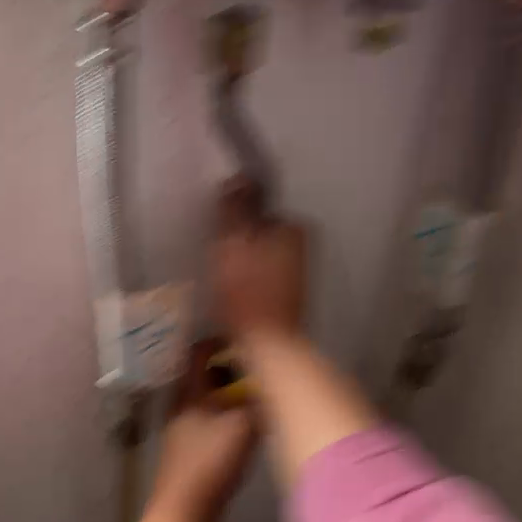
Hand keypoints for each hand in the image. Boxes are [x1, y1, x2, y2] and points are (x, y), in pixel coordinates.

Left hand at [111, 342, 257, 521]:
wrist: (184, 511)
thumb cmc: (211, 461)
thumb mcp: (243, 426)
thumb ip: (260, 401)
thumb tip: (273, 384)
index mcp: (188, 391)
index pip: (199, 351)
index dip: (221, 342)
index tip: (247, 344)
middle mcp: (181, 404)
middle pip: (205, 375)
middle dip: (232, 371)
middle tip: (258, 374)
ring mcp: (182, 428)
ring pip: (208, 400)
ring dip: (231, 396)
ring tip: (257, 400)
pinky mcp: (188, 449)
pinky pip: (209, 420)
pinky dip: (227, 416)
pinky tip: (246, 430)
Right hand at [212, 178, 308, 338]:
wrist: (267, 344)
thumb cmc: (246, 292)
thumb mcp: (233, 243)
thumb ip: (235, 208)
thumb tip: (239, 177)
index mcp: (293, 226)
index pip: (258, 206)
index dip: (235, 217)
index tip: (219, 233)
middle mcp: (302, 244)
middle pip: (260, 229)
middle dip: (240, 237)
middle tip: (219, 256)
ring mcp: (298, 269)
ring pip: (260, 251)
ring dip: (243, 258)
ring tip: (225, 276)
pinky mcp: (290, 291)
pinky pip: (262, 271)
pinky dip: (249, 276)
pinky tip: (236, 290)